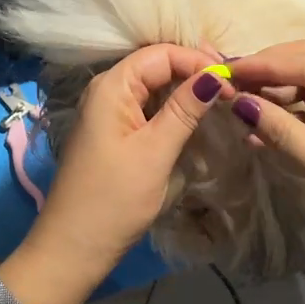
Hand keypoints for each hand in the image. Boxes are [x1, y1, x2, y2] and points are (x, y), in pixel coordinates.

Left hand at [0, 45, 226, 303]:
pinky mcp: (113, 131)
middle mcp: (107, 89)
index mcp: (112, 85)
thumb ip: (184, 110)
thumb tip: (215, 74)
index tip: (232, 78)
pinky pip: (146, 106)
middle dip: (193, 71)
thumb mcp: (155, 153)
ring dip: (184, 90)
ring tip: (221, 98)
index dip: (197, 60)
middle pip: (156, 65)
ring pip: (153, 86)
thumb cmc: (114, 199)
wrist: (72, 249)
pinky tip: (195, 117)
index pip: (161, 54)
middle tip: (232, 86)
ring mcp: (108, 110)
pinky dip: (171, 108)